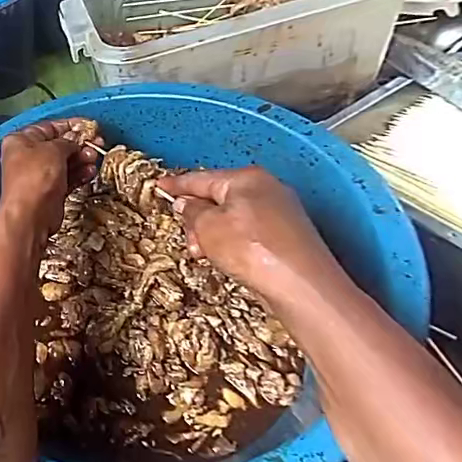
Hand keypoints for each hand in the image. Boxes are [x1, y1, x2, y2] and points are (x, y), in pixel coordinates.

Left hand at [0, 118, 101, 231]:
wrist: (30, 216)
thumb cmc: (35, 178)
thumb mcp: (54, 149)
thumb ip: (68, 141)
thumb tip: (76, 139)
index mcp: (21, 140)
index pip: (49, 127)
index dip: (71, 125)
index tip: (90, 125)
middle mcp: (28, 157)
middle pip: (59, 145)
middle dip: (80, 143)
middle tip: (97, 142)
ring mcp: (39, 176)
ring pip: (65, 162)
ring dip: (82, 159)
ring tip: (95, 157)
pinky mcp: (50, 192)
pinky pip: (68, 178)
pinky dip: (80, 174)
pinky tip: (91, 171)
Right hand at [158, 167, 345, 304]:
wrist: (301, 284)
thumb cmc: (254, 249)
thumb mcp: (207, 227)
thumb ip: (192, 212)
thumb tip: (187, 204)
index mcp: (246, 178)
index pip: (202, 177)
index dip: (177, 185)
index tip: (160, 186)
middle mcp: (267, 188)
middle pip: (219, 197)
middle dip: (198, 218)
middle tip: (188, 239)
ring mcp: (281, 212)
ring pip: (234, 217)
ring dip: (214, 234)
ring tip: (206, 255)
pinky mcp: (288, 236)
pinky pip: (250, 232)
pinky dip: (234, 243)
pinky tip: (229, 260)